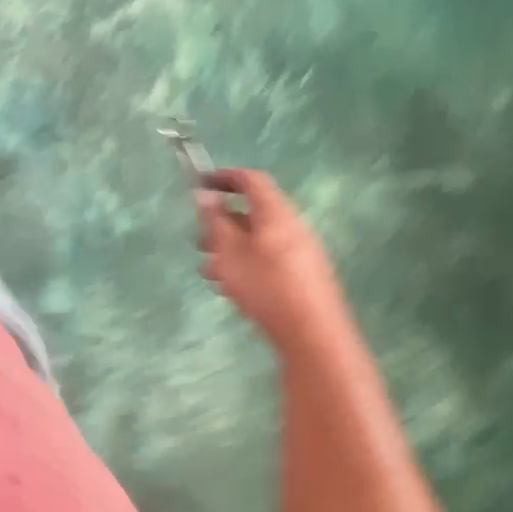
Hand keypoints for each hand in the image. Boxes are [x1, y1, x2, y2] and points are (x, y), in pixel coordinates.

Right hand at [199, 169, 351, 353]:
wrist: (313, 334)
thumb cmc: (265, 285)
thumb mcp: (229, 250)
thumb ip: (215, 220)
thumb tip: (206, 195)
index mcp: (276, 214)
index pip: (252, 180)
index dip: (224, 177)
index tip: (199, 184)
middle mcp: (292, 227)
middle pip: (252, 212)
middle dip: (221, 222)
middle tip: (200, 240)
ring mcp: (301, 252)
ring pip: (257, 237)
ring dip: (229, 246)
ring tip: (210, 271)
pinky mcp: (303, 274)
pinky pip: (267, 256)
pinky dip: (245, 261)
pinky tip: (232, 286)